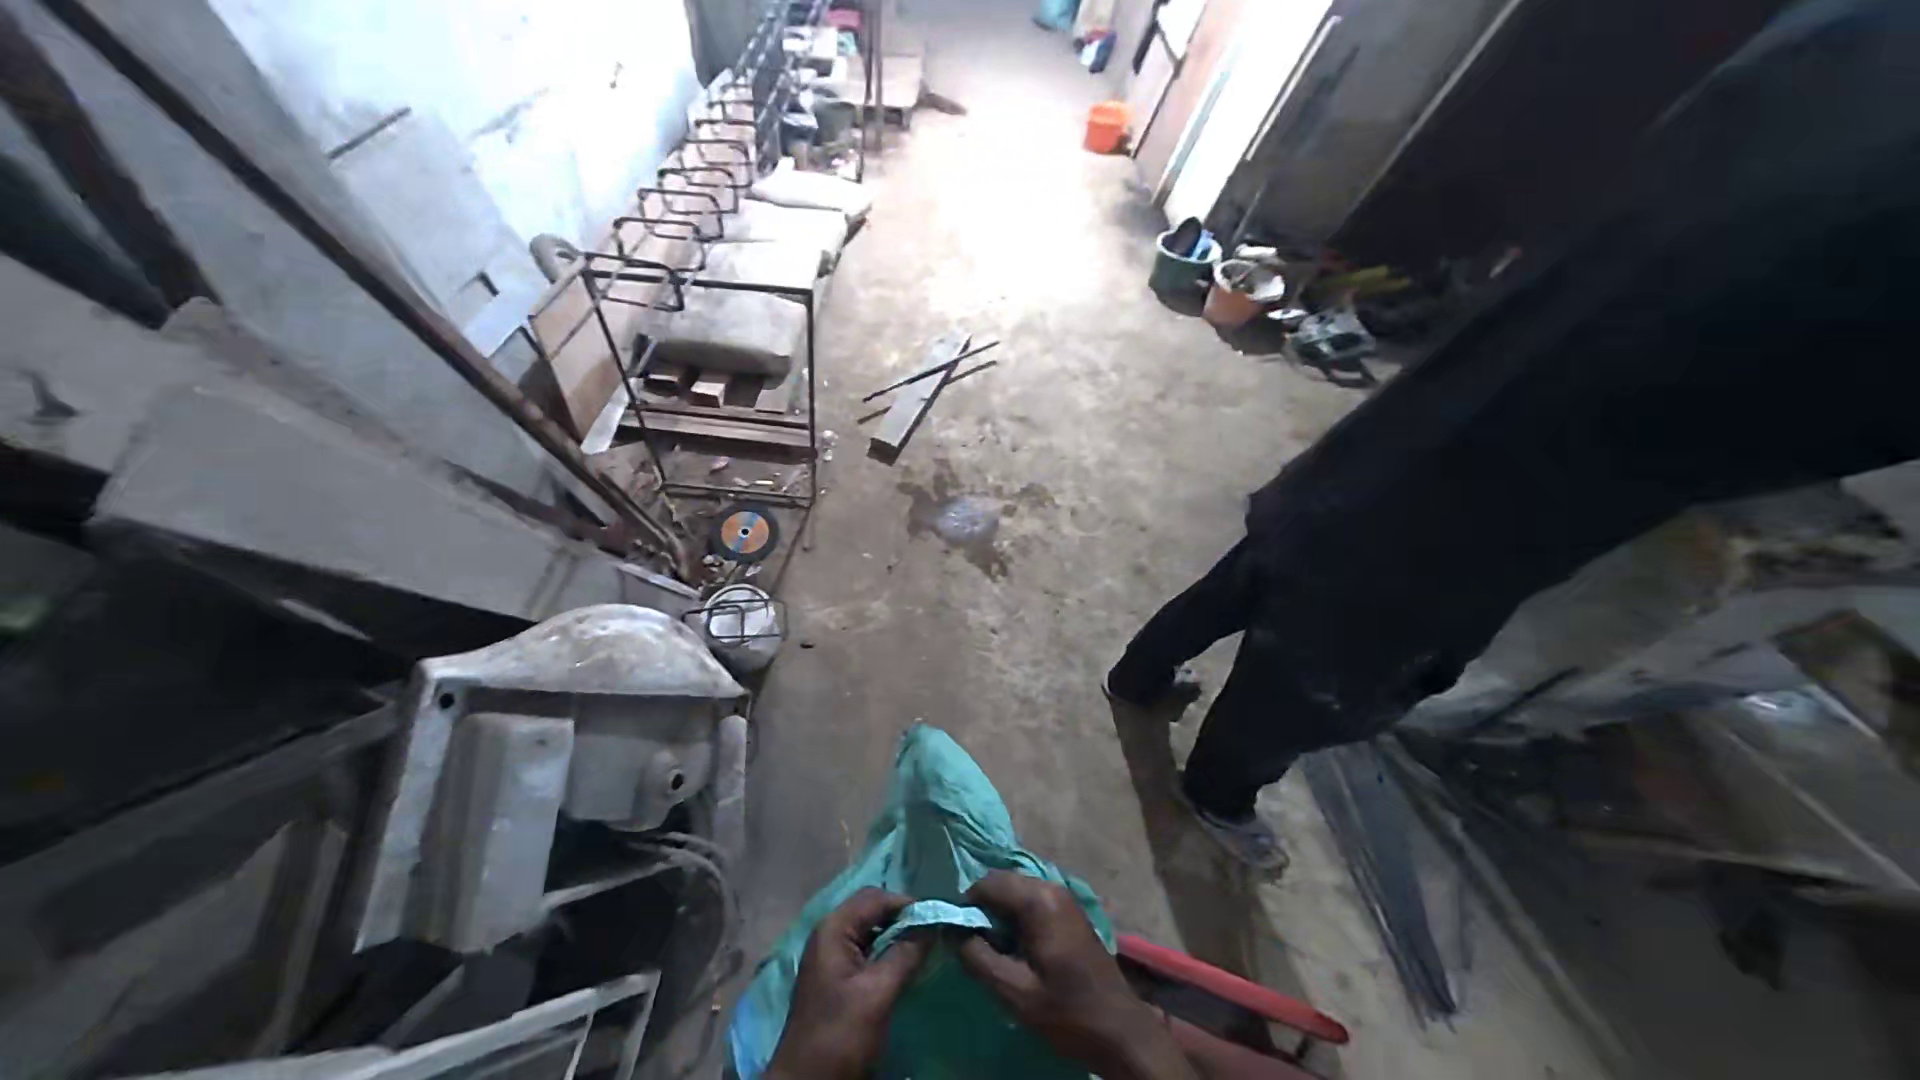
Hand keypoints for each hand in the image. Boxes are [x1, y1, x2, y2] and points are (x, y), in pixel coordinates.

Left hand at [765, 888, 930, 1079]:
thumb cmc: (839, 1036)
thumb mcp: (878, 993)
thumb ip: (906, 954)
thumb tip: (933, 924)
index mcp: (834, 928)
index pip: (877, 897)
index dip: (907, 904)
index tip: (937, 920)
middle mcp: (830, 933)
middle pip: (872, 909)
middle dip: (902, 917)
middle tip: (932, 934)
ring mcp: (832, 955)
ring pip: (871, 929)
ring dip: (897, 934)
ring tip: (924, 948)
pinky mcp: (837, 976)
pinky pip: (867, 949)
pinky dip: (887, 950)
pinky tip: (906, 965)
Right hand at [957, 871, 1196, 1079]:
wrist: (1120, 1030)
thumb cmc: (1067, 1011)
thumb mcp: (1015, 991)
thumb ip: (978, 957)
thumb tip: (951, 931)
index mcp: (1038, 900)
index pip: (987, 884)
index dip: (966, 906)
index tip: (955, 935)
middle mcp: (1051, 887)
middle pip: (1003, 883)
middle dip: (983, 908)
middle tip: (972, 944)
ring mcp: (1064, 897)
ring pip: (1016, 891)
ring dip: (1000, 913)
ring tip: (992, 948)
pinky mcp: (1069, 911)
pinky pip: (1032, 901)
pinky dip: (1017, 916)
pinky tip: (1015, 947)